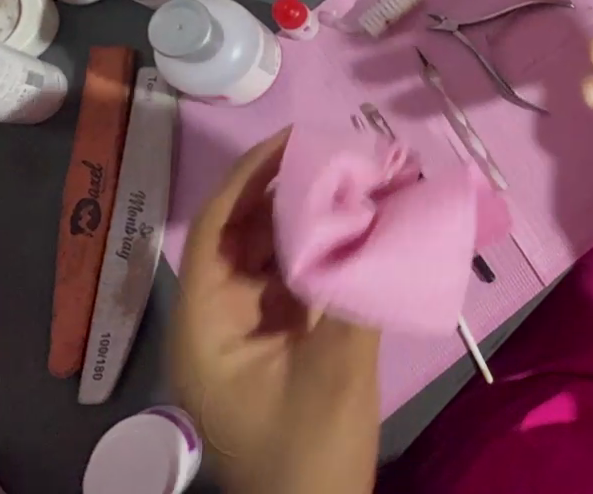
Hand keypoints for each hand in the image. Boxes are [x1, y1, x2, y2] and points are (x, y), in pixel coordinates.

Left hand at [170, 130, 380, 493]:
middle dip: (281, 188)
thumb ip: (358, 290)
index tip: (293, 140)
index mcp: (206, 327)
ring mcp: (246, 328)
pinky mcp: (276, 336)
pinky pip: (291, 274)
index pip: (214, 231)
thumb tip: (386, 219)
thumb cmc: (309, 451)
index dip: (249, 179)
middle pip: (239, 234)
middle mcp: (217, 318)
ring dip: (304, 213)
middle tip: (330, 149)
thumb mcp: (337, 370)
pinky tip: (354, 222)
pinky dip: (319, 245)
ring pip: (267, 251)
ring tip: (346, 174)